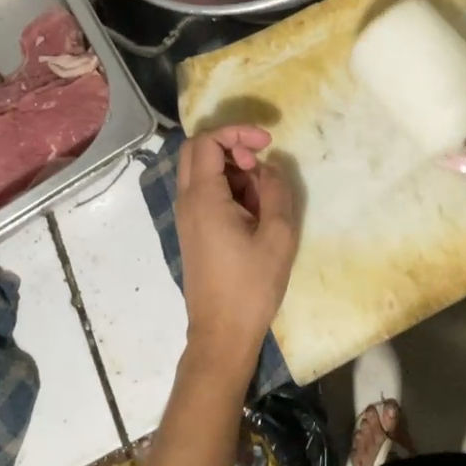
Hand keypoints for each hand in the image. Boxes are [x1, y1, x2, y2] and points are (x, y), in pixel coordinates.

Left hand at [175, 126, 299, 365]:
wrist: (222, 333)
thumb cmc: (251, 286)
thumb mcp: (278, 235)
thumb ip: (277, 190)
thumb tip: (269, 167)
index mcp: (203, 197)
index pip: (207, 141)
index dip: (237, 132)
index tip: (267, 143)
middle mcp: (187, 201)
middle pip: (197, 150)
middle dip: (230, 144)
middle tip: (259, 161)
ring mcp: (187, 217)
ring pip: (201, 170)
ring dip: (231, 168)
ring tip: (263, 195)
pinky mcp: (193, 231)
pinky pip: (205, 192)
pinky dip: (228, 187)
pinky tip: (254, 212)